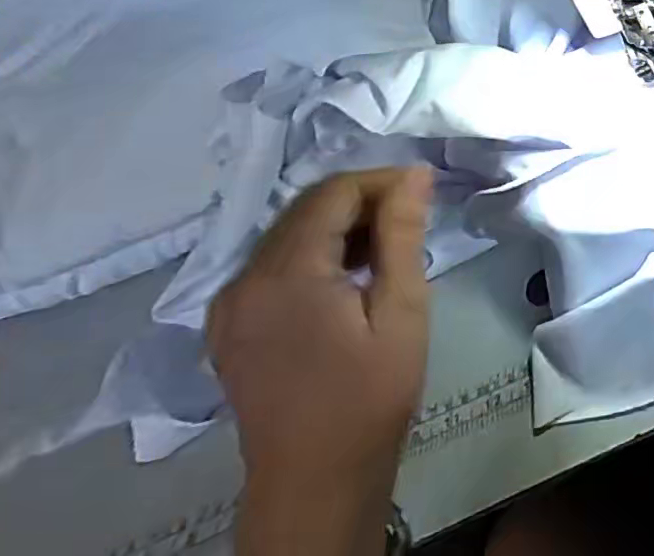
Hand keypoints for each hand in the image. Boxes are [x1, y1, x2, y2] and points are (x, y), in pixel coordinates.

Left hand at [208, 167, 432, 555]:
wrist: (317, 478)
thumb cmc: (372, 392)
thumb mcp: (402, 309)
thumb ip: (401, 236)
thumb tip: (413, 176)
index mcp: (284, 276)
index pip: (331, 194)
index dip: (381, 181)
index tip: (425, 191)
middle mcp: (242, 282)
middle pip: (304, 208)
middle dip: (362, 199)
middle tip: (412, 216)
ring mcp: (228, 306)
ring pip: (287, 232)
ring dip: (340, 224)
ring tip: (389, 244)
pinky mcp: (230, 325)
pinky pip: (273, 263)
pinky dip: (315, 251)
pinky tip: (350, 273)